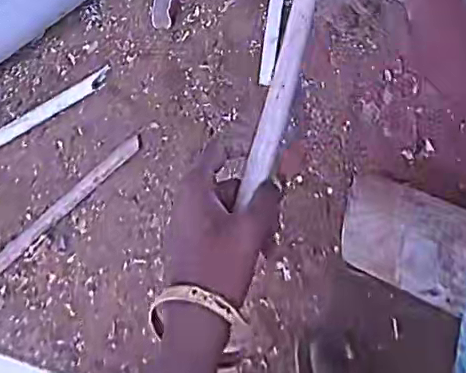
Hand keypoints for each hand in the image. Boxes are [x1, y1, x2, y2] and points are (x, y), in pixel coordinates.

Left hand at [162, 138, 280, 305]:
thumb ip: (268, 196)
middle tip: (273, 215)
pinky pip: (223, 226)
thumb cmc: (218, 269)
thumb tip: (277, 178)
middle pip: (231, 182)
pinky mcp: (193, 244)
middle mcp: (188, 200)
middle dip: (257, 199)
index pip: (220, 148)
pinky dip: (241, 234)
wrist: (197, 319)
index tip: (265, 152)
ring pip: (231, 208)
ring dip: (253, 221)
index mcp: (196, 187)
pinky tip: (256, 252)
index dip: (244, 145)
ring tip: (267, 243)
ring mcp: (189, 223)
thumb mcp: (251, 227)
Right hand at [391, 0, 465, 155]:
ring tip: (425, 28)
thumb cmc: (438, 71)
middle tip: (407, 16)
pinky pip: (455, 9)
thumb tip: (396, 10)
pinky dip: (447, 16)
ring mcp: (464, 5)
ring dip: (433, 7)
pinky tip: (444, 36)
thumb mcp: (407, 49)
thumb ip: (399, 23)